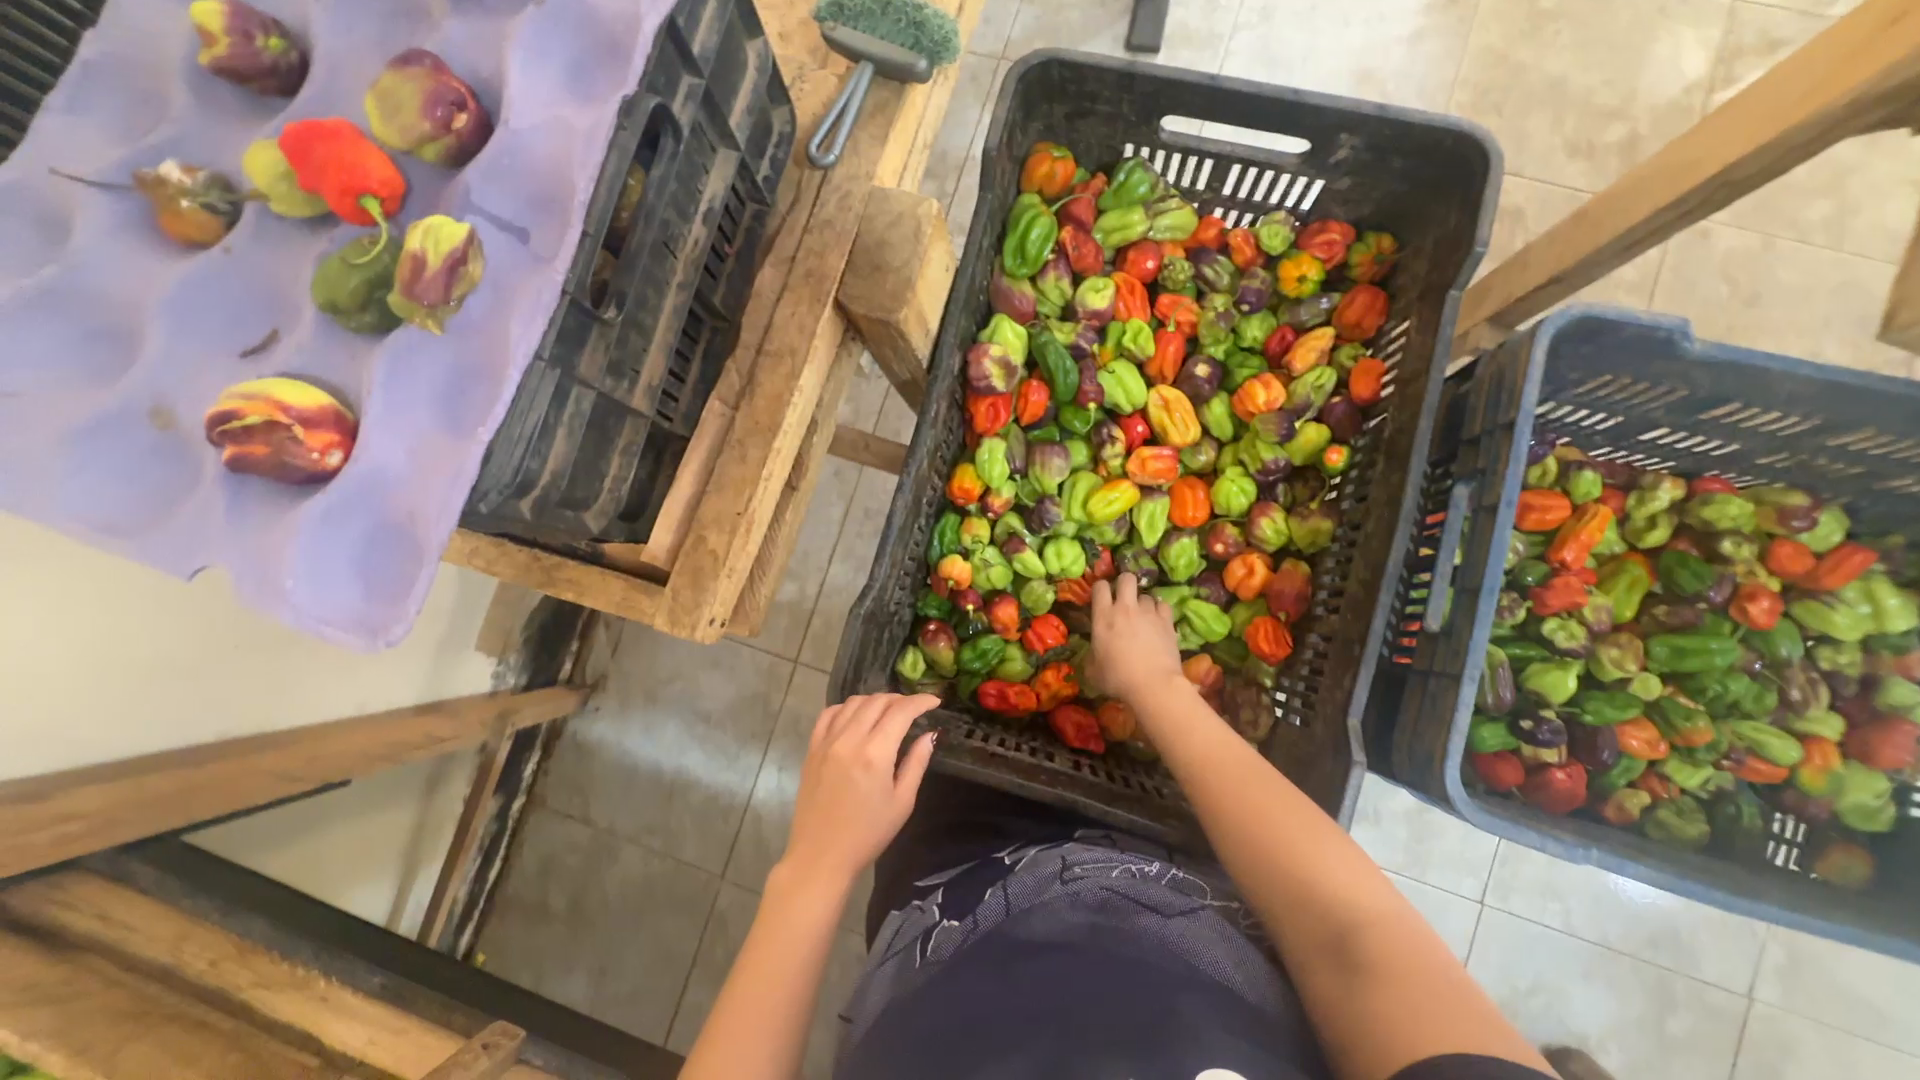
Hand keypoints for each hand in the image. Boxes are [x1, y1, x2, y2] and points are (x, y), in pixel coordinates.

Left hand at [781, 693, 938, 887]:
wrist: (821, 855)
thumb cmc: (868, 834)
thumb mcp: (902, 802)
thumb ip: (916, 763)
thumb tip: (929, 735)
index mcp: (875, 753)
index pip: (901, 711)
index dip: (920, 701)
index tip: (935, 702)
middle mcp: (849, 739)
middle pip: (877, 701)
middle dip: (900, 699)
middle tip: (914, 708)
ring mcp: (826, 742)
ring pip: (852, 703)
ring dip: (874, 700)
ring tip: (888, 710)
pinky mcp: (812, 749)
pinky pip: (828, 714)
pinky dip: (846, 707)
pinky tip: (856, 716)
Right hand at [1091, 573, 1185, 705]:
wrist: (1153, 684)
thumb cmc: (1117, 678)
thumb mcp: (1093, 671)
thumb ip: (1090, 658)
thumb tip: (1092, 655)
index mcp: (1103, 616)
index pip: (1100, 586)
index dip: (1100, 588)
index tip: (1101, 598)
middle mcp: (1125, 608)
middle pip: (1126, 578)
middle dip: (1125, 583)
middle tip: (1124, 598)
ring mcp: (1148, 612)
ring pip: (1146, 595)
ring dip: (1143, 603)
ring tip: (1143, 616)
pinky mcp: (1167, 621)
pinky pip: (1163, 605)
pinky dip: (1160, 611)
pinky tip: (1158, 621)